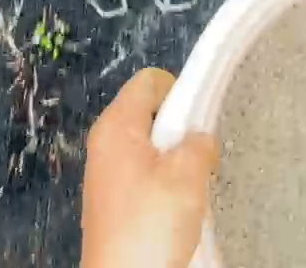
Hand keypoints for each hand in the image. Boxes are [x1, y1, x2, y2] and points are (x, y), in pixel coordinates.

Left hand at [82, 68, 220, 267]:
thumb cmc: (151, 224)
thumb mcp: (188, 174)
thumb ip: (200, 141)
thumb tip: (199, 139)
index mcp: (116, 124)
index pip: (151, 80)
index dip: (180, 91)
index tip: (198, 123)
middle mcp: (105, 141)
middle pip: (151, 111)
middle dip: (180, 129)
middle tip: (199, 157)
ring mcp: (106, 172)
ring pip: (151, 144)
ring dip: (176, 159)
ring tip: (189, 186)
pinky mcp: (112, 200)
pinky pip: (144, 171)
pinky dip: (164, 180)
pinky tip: (175, 208)